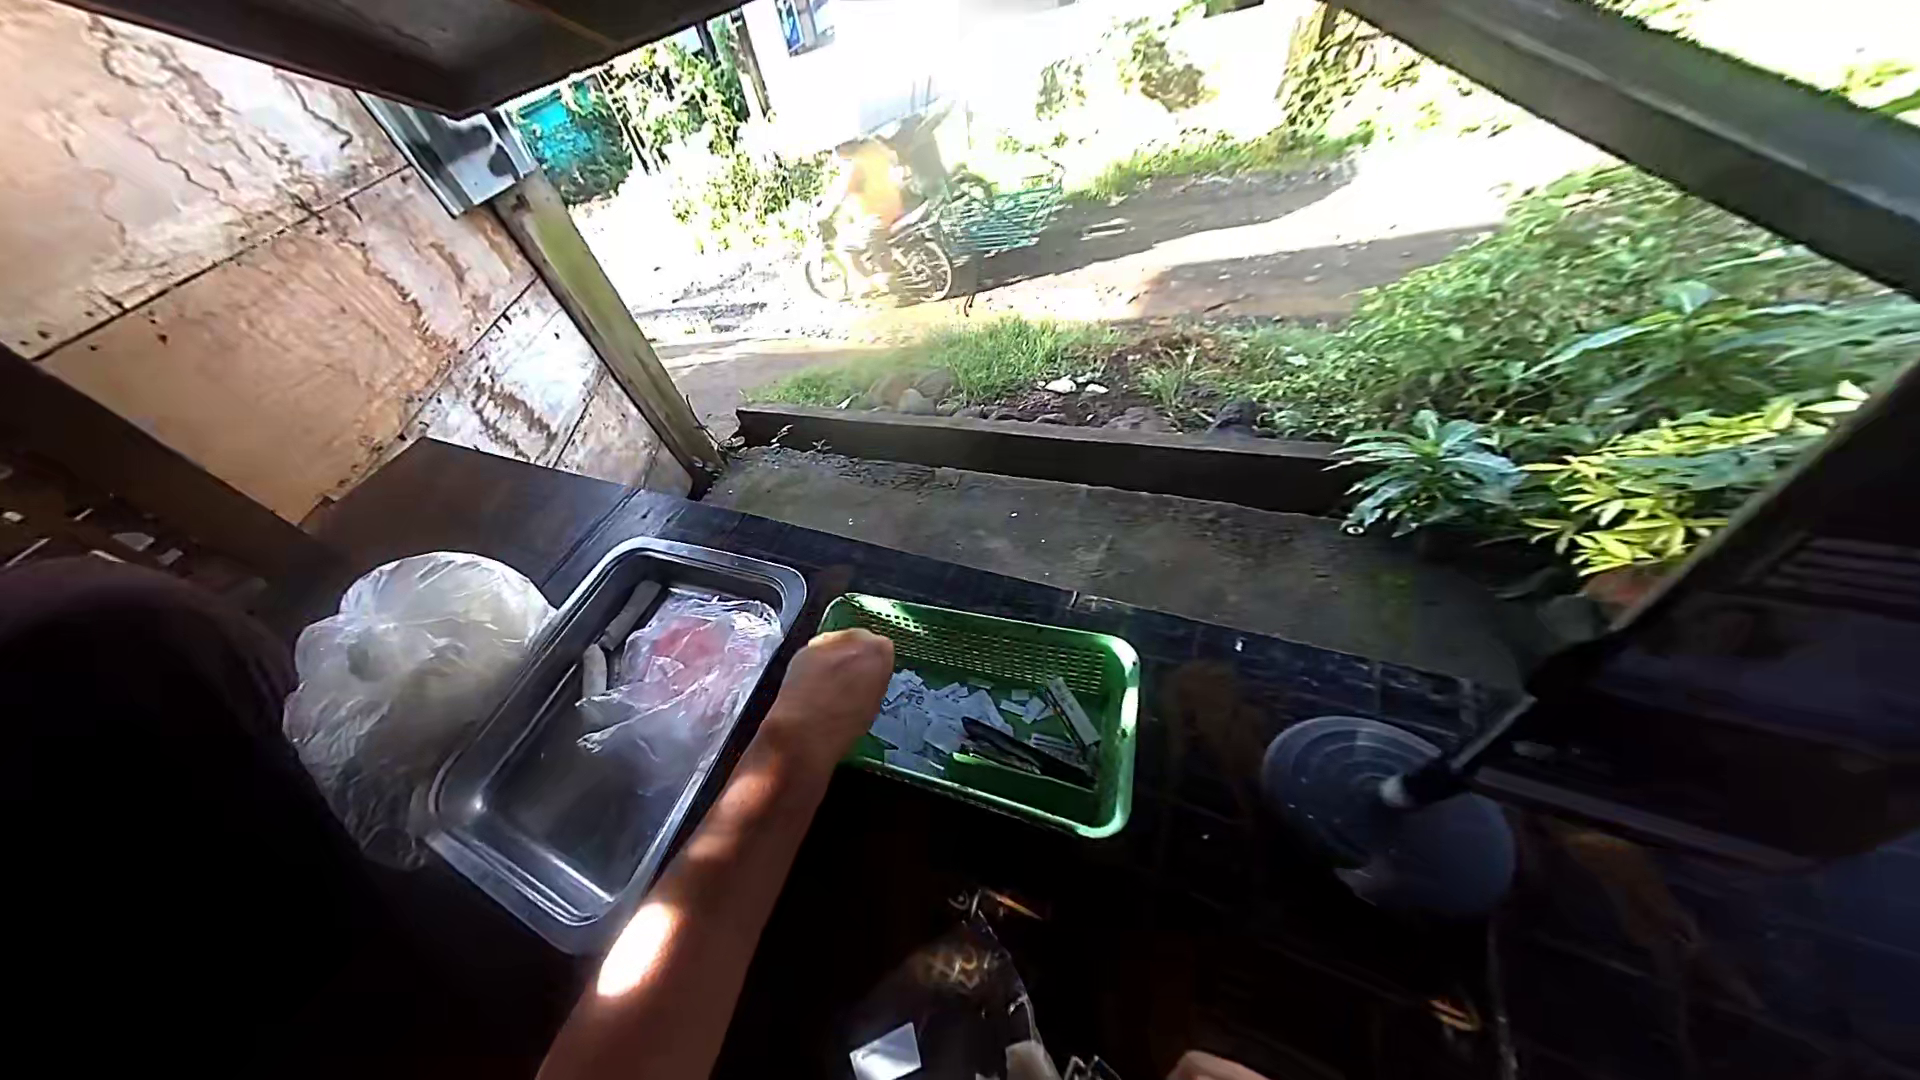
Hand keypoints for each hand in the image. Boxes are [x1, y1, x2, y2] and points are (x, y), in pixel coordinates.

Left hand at [758, 629, 893, 774]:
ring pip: (837, 643)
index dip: (875, 664)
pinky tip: (813, 682)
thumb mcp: (875, 702)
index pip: (883, 647)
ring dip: (836, 657)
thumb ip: (876, 679)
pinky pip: (817, 652)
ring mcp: (827, 641)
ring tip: (830, 681)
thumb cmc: (846, 726)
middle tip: (850, 677)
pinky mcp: (803, 649)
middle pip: (860, 638)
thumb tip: (869, 675)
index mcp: (879, 651)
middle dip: (856, 654)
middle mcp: (855, 638)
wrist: (803, 732)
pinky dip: (817, 663)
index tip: (869, 677)